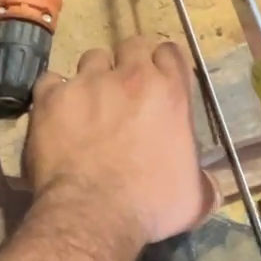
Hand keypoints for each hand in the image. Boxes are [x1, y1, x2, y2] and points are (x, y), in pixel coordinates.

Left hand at [26, 34, 215, 247]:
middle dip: (127, 62)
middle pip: (131, 45)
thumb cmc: (150, 207)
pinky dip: (54, 94)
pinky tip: (55, 114)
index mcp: (170, 94)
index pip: (170, 53)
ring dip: (92, 77)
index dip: (162, 65)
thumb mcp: (194, 199)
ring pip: (91, 59)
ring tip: (87, 105)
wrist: (93, 215)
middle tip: (122, 92)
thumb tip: (210, 186)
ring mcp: (87, 83)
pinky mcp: (51, 97)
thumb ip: (204, 182)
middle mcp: (130, 77)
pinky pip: (50, 81)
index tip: (157, 83)